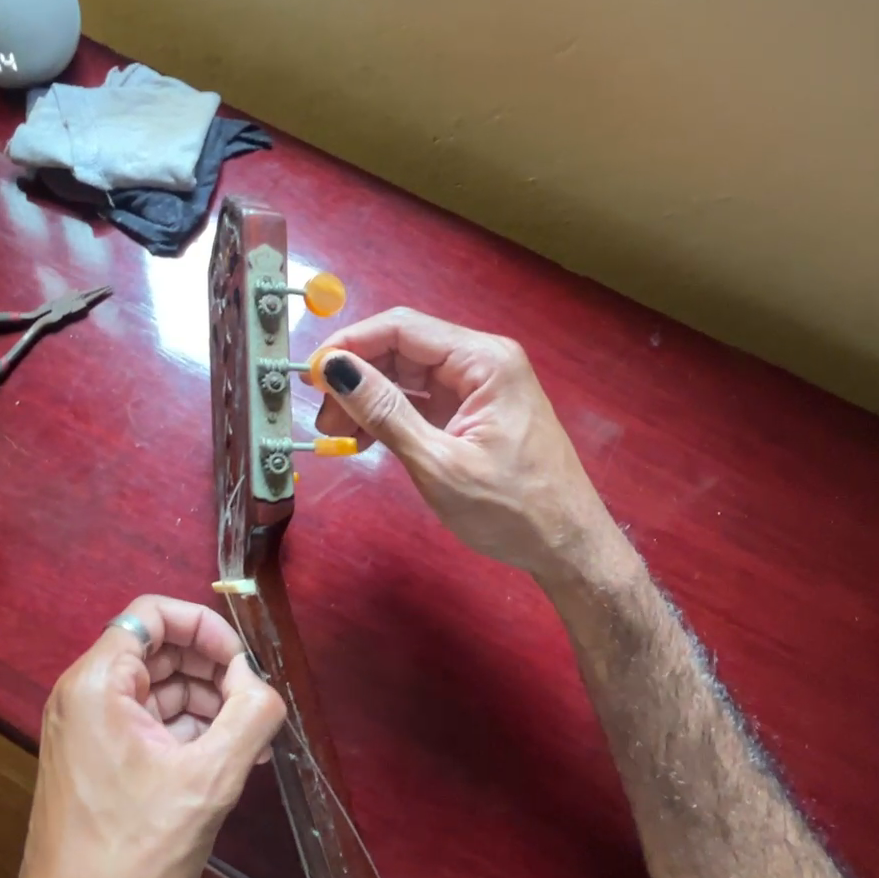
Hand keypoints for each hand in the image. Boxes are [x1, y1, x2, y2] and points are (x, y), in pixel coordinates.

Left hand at [9, 596, 284, 877]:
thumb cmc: (133, 859)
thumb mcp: (207, 783)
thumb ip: (250, 718)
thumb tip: (266, 687)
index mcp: (99, 684)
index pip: (154, 613)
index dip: (205, 626)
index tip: (242, 663)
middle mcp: (87, 696)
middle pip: (161, 649)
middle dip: (215, 671)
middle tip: (257, 707)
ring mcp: (91, 729)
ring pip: (162, 688)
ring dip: (210, 704)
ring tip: (254, 740)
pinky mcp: (101, 760)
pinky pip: (153, 723)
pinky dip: (192, 731)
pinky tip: (231, 758)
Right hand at [313, 307, 620, 581]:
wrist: (567, 549)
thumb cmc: (511, 510)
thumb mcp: (439, 463)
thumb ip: (385, 411)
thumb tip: (334, 368)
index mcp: (484, 360)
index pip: (402, 328)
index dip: (351, 344)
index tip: (311, 375)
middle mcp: (482, 360)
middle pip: (402, 348)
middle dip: (357, 377)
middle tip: (323, 418)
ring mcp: (478, 386)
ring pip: (407, 375)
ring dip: (369, 399)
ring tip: (338, 434)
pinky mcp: (472, 411)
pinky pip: (421, 400)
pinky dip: (390, 416)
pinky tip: (364, 440)